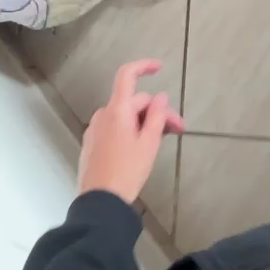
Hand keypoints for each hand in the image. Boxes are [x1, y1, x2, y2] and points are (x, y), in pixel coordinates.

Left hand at [78, 59, 185, 202]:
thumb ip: (157, 116)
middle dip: (156, 111)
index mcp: (117, 110)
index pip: (127, 75)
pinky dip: (130, 131)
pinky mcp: (92, 143)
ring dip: (144, 123)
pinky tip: (140, 149)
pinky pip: (115, 128)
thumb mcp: (149, 144)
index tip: (160, 68)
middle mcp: (103, 114)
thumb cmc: (127, 171)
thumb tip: (160, 97)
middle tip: (177, 129)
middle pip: (134, 102)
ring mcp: (95, 129)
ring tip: (161, 142)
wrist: (100, 203)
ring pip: (125, 116)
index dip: (144, 66)